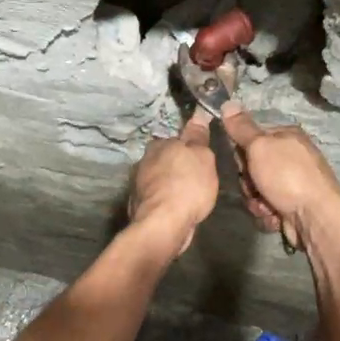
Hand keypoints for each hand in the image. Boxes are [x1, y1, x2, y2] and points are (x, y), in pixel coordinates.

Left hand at [127, 109, 218, 255]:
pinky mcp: (138, 205)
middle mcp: (143, 162)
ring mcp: (137, 184)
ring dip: (169, 185)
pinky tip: (174, 209)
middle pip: (164, 160)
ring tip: (186, 196)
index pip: (173, 140)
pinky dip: (164, 201)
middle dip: (176, 167)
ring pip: (158, 180)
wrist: (163, 224)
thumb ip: (198, 137)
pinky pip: (155, 198)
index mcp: (157, 145)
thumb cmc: (187, 186)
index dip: (187, 148)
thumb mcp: (202, 156)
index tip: (199, 159)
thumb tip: (197, 115)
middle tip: (195, 178)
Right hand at [220, 103, 339, 249]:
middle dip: (248, 182)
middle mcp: (292, 156)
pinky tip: (274, 215)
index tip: (242, 164)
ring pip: (257, 189)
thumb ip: (241, 128)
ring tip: (266, 205)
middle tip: (255, 188)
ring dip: (255, 200)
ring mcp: (293, 181)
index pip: (251, 138)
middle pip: (252, 166)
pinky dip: (266, 212)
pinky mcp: (292, 203)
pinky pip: (267, 205)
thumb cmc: (287, 176)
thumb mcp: (260, 147)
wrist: (315, 217)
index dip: (241, 153)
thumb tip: (228, 103)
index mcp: (287, 136)